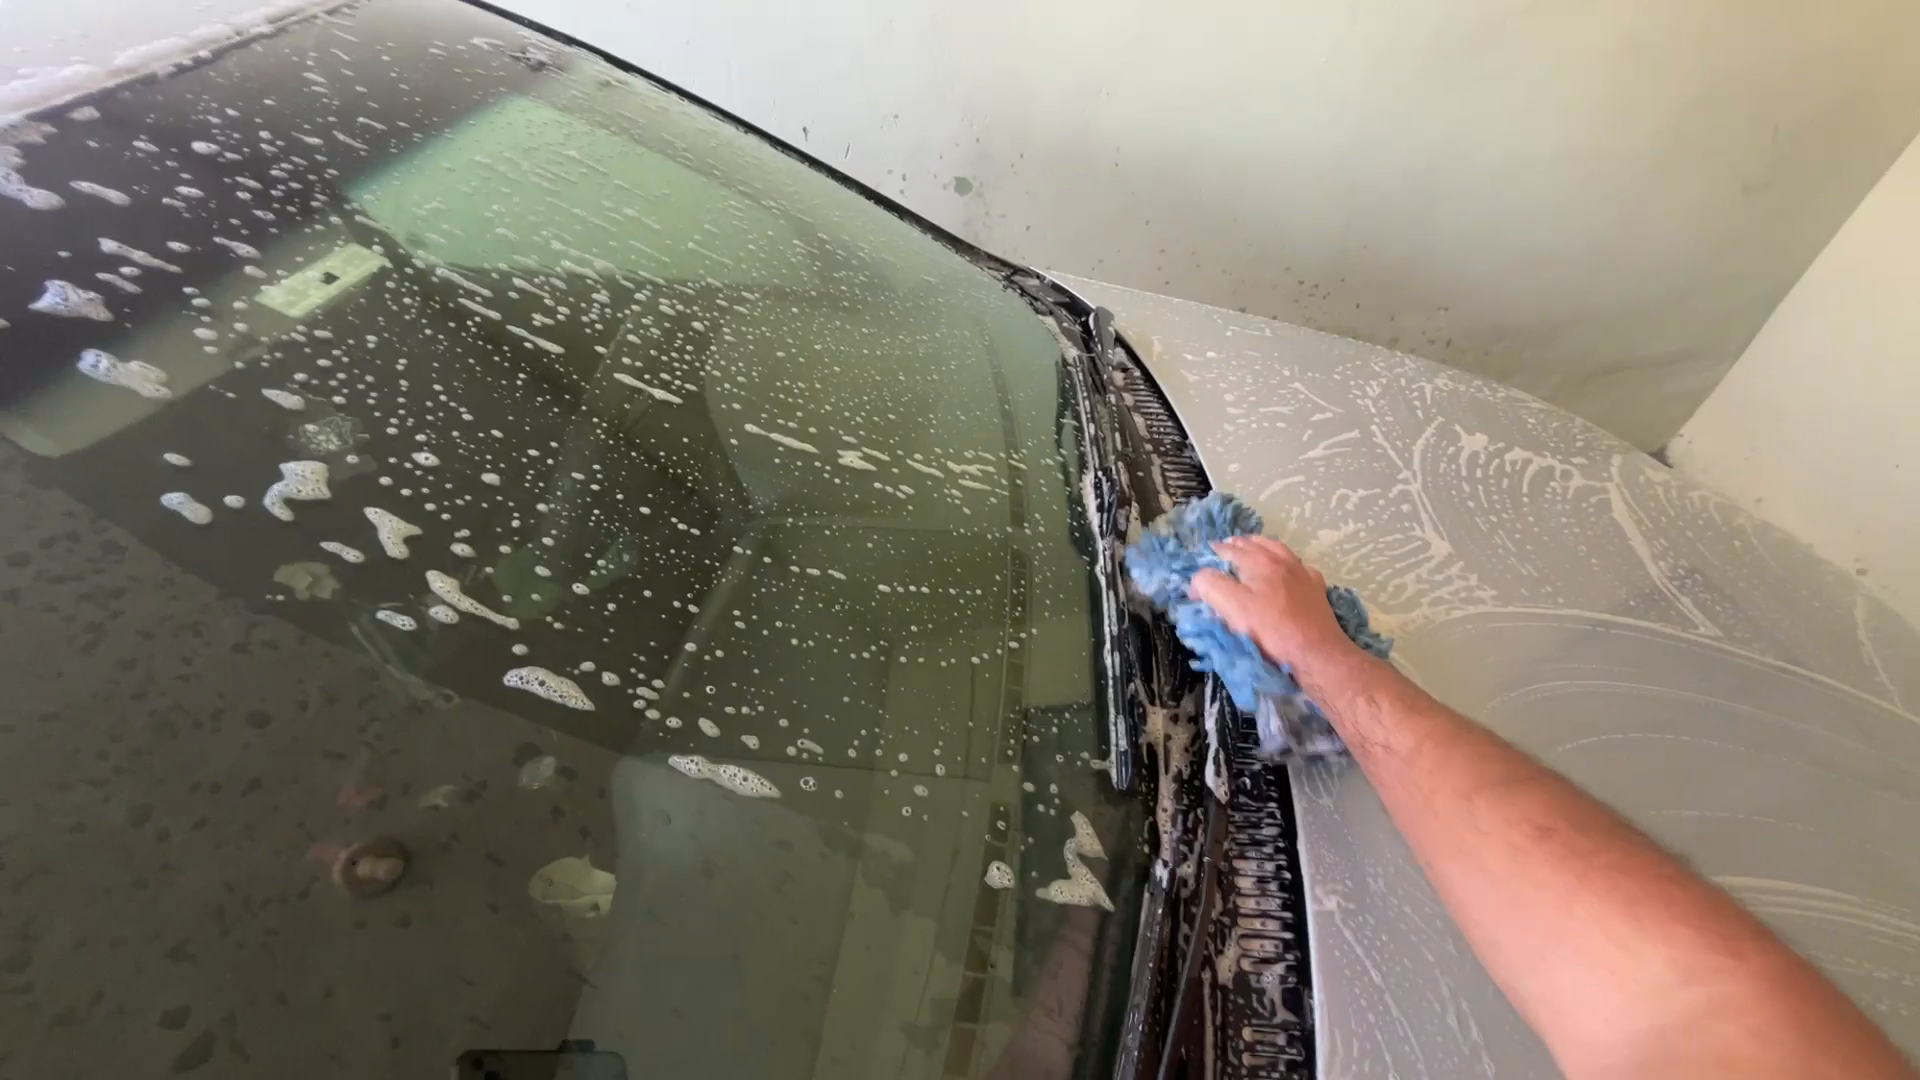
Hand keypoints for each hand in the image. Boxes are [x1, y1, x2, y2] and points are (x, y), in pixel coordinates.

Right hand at [1191, 536, 1357, 671]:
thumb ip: (1210, 585)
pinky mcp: (1316, 590)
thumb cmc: (1270, 630)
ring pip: (1279, 550)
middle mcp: (1282, 561)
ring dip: (1262, 546)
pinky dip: (1288, 563)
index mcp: (1259, 561)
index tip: (1201, 573)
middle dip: (1236, 545)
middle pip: (1255, 544)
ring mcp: (1302, 574)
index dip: (1212, 558)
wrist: (1316, 653)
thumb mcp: (1231, 607)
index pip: (1229, 550)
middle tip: (1224, 549)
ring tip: (1251, 549)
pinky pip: (1300, 567)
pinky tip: (1286, 571)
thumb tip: (1199, 579)